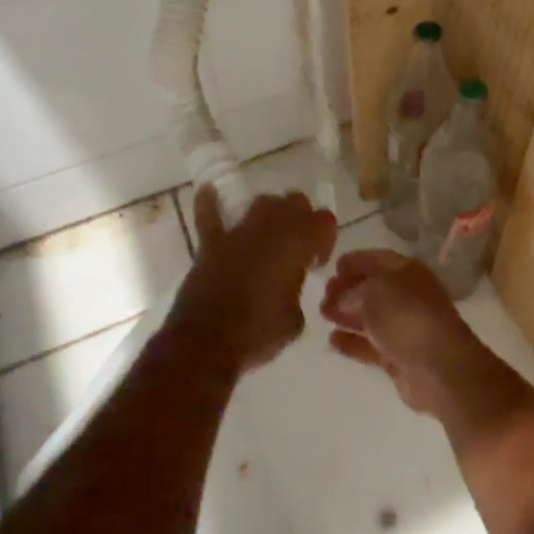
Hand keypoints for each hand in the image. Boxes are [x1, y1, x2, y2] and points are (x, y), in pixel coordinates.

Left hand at [171, 186, 336, 372]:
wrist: (207, 342)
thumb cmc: (258, 332)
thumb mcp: (294, 320)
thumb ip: (297, 294)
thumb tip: (289, 291)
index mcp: (297, 244)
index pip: (324, 220)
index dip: (326, 238)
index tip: (316, 263)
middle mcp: (270, 228)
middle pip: (294, 201)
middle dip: (301, 218)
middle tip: (298, 248)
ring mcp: (238, 233)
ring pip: (261, 203)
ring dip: (271, 213)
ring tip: (271, 235)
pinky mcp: (211, 244)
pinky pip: (209, 216)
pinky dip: (210, 203)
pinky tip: (208, 191)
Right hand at [319, 250, 494, 416]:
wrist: (438, 367)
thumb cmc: (407, 316)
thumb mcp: (376, 290)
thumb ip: (355, 290)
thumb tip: (344, 298)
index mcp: (408, 272)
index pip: (378, 259)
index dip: (356, 261)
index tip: (333, 267)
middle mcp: (408, 297)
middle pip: (373, 289)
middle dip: (347, 290)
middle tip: (323, 296)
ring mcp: (405, 328)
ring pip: (371, 318)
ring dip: (346, 315)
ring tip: (323, 315)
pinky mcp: (399, 357)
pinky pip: (371, 345)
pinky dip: (352, 342)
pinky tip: (332, 340)